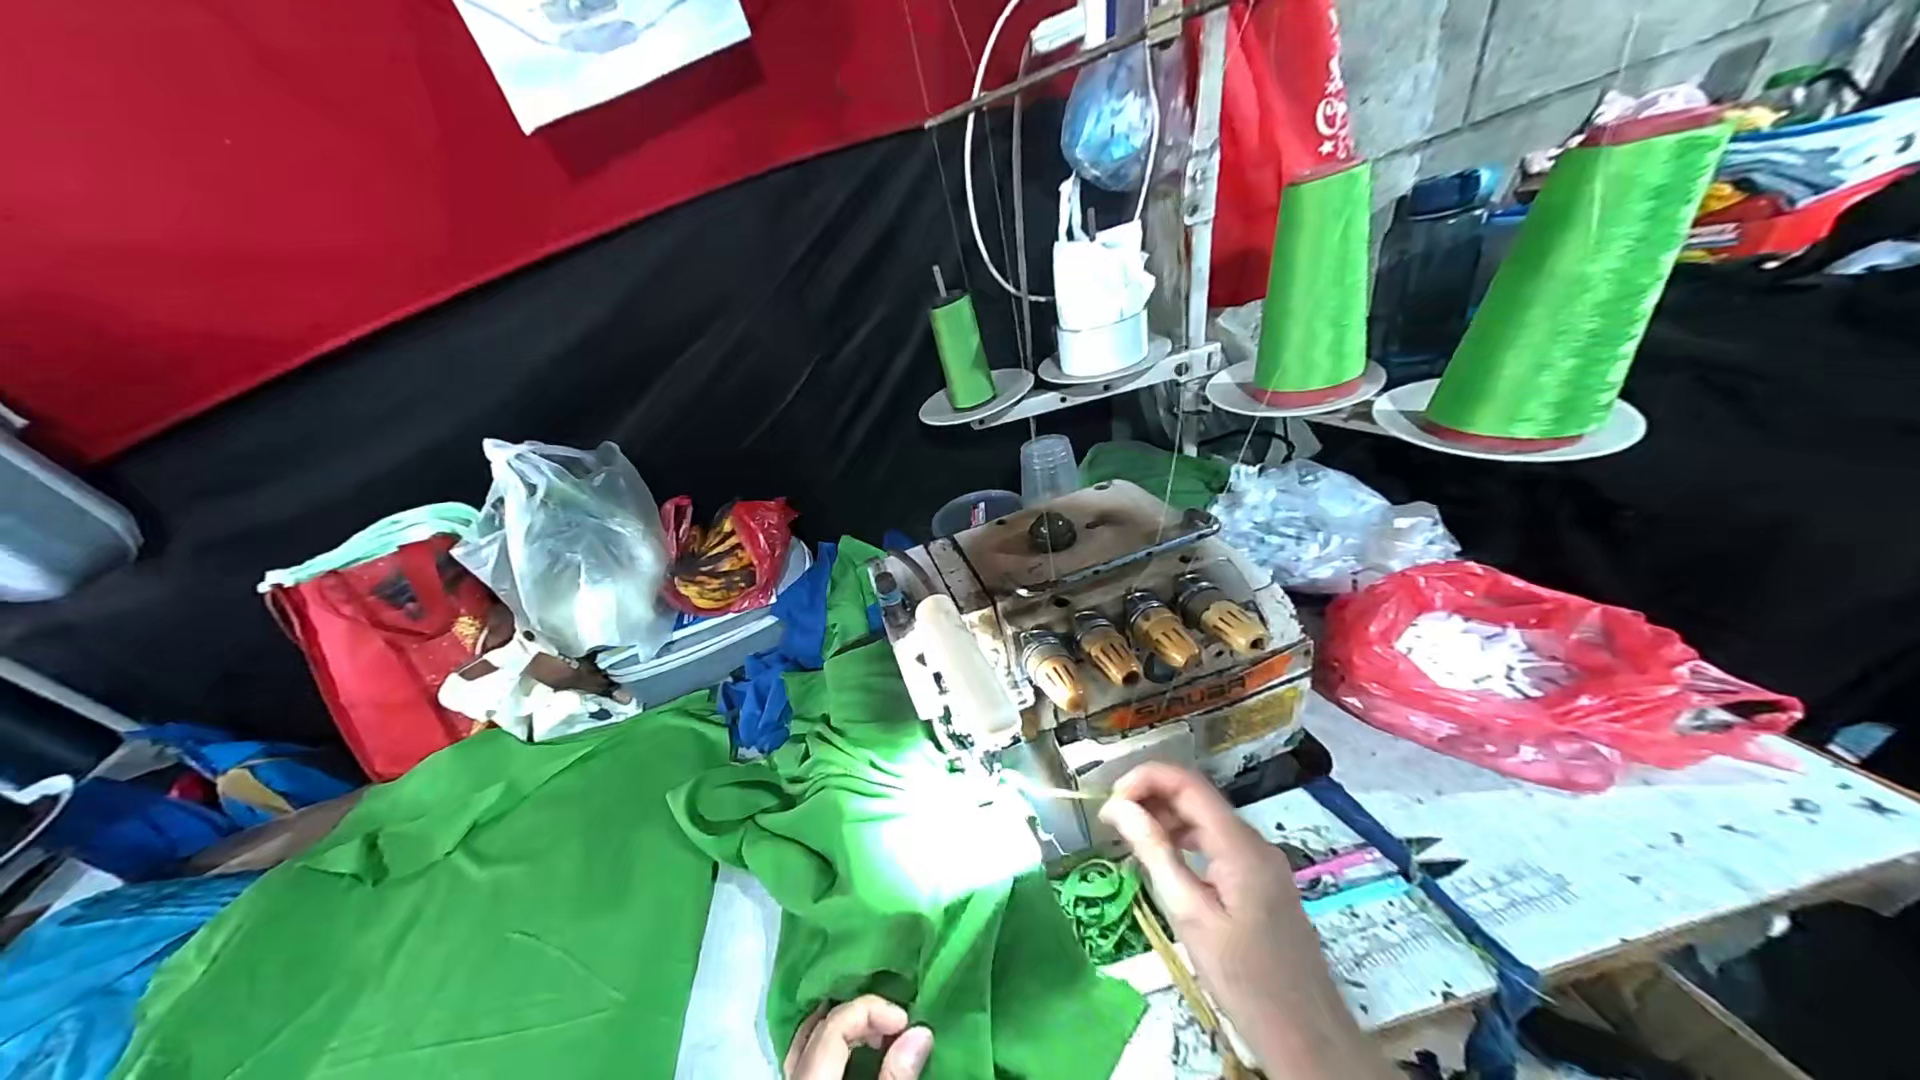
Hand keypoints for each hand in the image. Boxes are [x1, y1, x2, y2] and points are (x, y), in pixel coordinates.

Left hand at [784, 996, 933, 1079]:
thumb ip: (895, 1076)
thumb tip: (921, 1031)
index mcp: (811, 1077)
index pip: (835, 1022)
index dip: (872, 1010)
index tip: (905, 1022)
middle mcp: (793, 1075)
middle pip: (816, 1024)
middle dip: (857, 1013)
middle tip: (893, 1024)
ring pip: (806, 1038)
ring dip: (843, 1025)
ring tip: (877, 1032)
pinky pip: (807, 1056)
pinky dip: (831, 1042)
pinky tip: (856, 1048)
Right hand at [1100, 763, 1390, 1078]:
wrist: (1309, 1037)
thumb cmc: (1244, 979)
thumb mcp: (1189, 914)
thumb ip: (1154, 852)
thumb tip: (1117, 807)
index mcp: (1239, 844)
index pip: (1186, 783)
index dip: (1144, 779)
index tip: (1109, 802)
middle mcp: (1253, 842)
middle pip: (1196, 796)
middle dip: (1150, 798)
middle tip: (1112, 824)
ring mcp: (1260, 861)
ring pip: (1205, 819)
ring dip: (1165, 819)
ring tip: (1130, 841)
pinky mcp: (1260, 880)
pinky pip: (1216, 843)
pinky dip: (1184, 841)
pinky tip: (1163, 862)